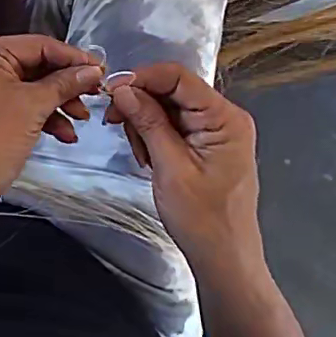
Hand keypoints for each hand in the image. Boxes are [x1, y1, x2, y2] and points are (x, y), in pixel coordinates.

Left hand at [0, 35, 104, 208]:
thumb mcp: (33, 106)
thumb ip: (64, 84)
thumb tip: (93, 70)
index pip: (39, 44)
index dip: (73, 57)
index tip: (104, 71)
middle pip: (38, 64)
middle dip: (67, 83)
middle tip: (97, 96)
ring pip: (34, 86)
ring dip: (60, 101)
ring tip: (82, 119)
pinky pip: (24, 103)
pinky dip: (45, 115)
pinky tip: (66, 135)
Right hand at [105, 63, 262, 272]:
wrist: (224, 259)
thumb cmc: (202, 218)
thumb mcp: (170, 166)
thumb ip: (147, 121)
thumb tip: (122, 87)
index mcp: (225, 119)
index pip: (177, 77)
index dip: (141, 77)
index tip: (110, 90)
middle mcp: (223, 117)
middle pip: (169, 88)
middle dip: (138, 102)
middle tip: (114, 122)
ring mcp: (214, 129)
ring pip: (164, 104)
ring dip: (142, 121)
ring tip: (139, 152)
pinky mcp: (203, 141)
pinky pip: (168, 122)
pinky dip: (150, 132)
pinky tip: (147, 155)